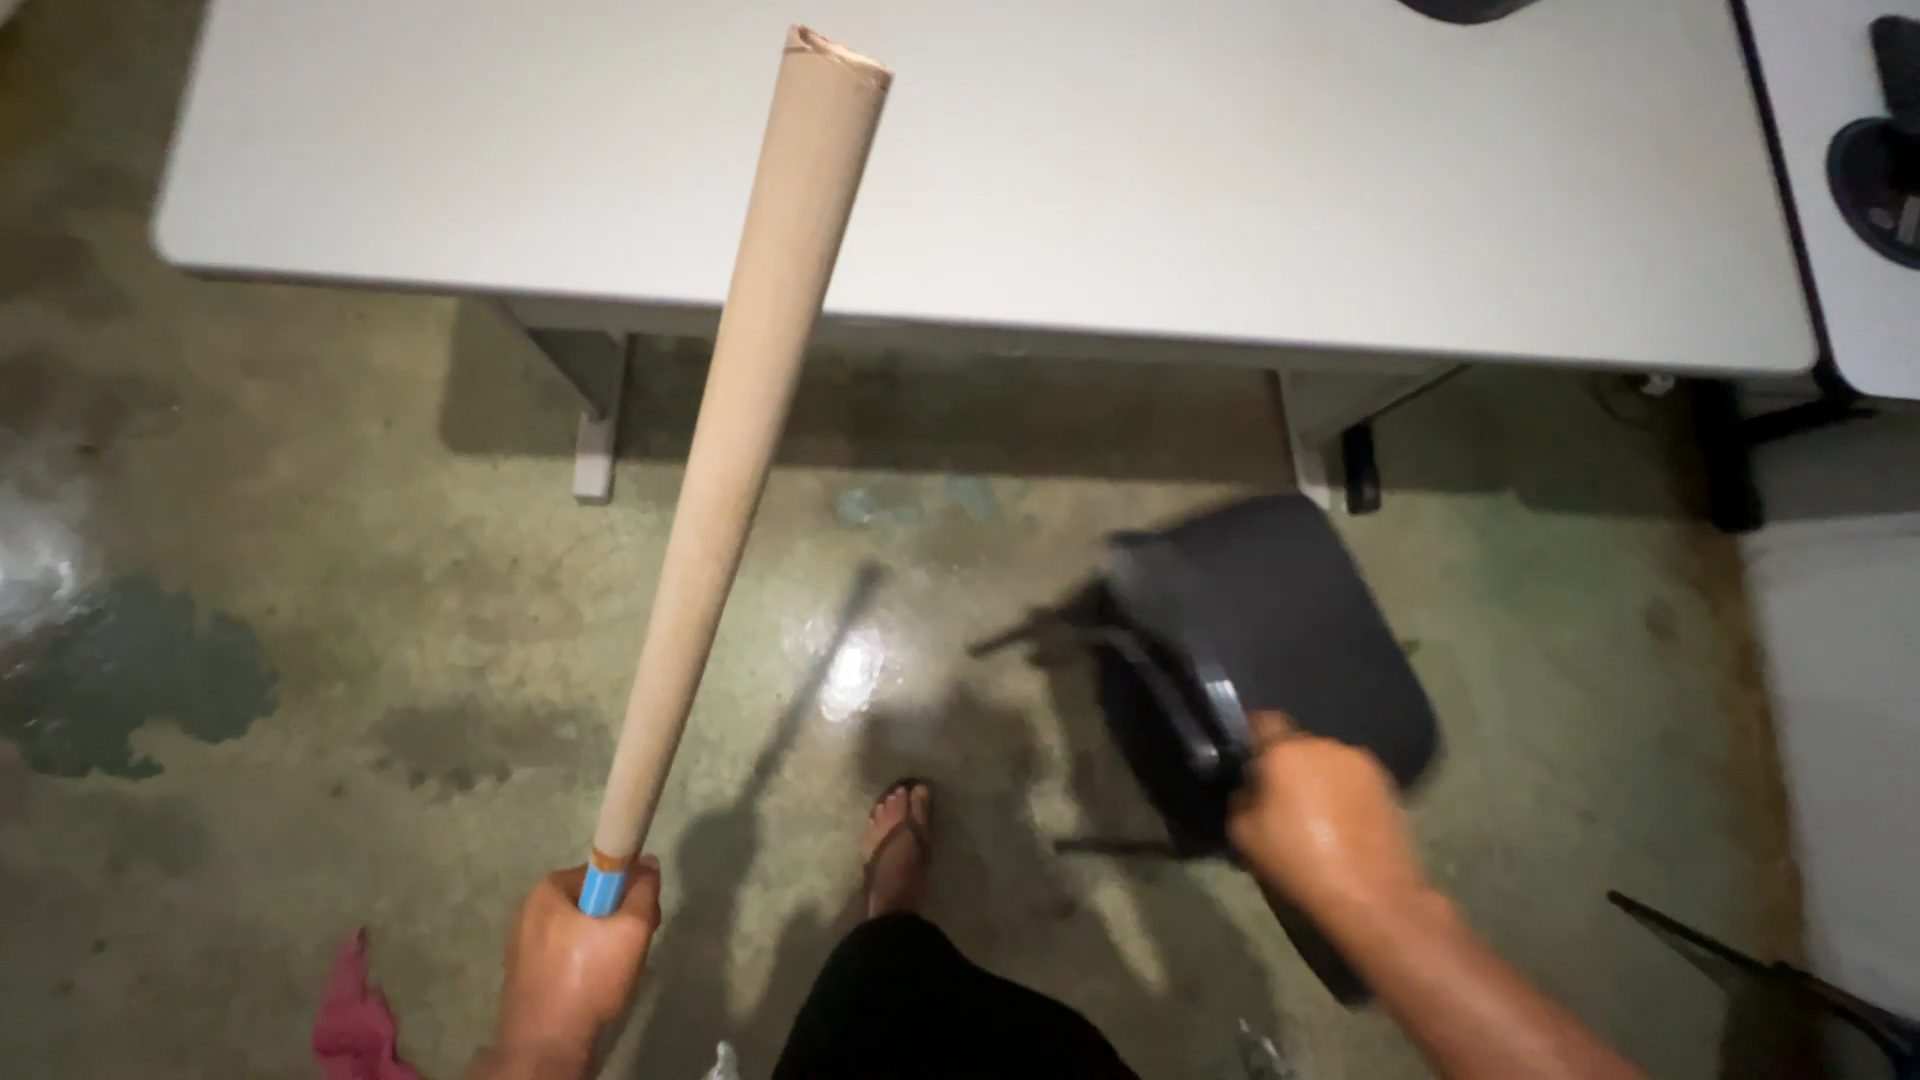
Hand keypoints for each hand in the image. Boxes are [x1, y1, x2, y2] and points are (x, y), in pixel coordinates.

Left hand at [486, 857, 662, 1073]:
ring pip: (582, 929)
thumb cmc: (588, 978)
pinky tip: (598, 985)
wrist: (545, 1049)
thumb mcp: (633, 927)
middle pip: (594, 900)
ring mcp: (523, 945)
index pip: (604, 872)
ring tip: (618, 970)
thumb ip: (644, 889)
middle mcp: (530, 911)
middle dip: (620, 919)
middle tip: (635, 945)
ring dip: (606, 942)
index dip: (629, 890)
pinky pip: (567, 953)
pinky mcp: (525, 974)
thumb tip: (647, 862)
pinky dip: (586, 963)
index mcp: (547, 891)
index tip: (643, 916)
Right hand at [1227, 711, 1427, 917]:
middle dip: (1285, 762)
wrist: (1372, 897)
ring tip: (1313, 812)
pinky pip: (1351, 777)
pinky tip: (1340, 821)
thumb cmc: (1298, 861)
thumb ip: (1240, 797)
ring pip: (1326, 760)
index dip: (1252, 736)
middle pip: (1296, 743)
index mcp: (1285, 751)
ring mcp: (1361, 763)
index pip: (1262, 720)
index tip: (1246, 760)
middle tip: (1278, 795)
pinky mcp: (1388, 785)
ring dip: (1316, 776)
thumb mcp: (1242, 833)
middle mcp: (1325, 746)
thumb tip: (1250, 788)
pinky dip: (1342, 790)